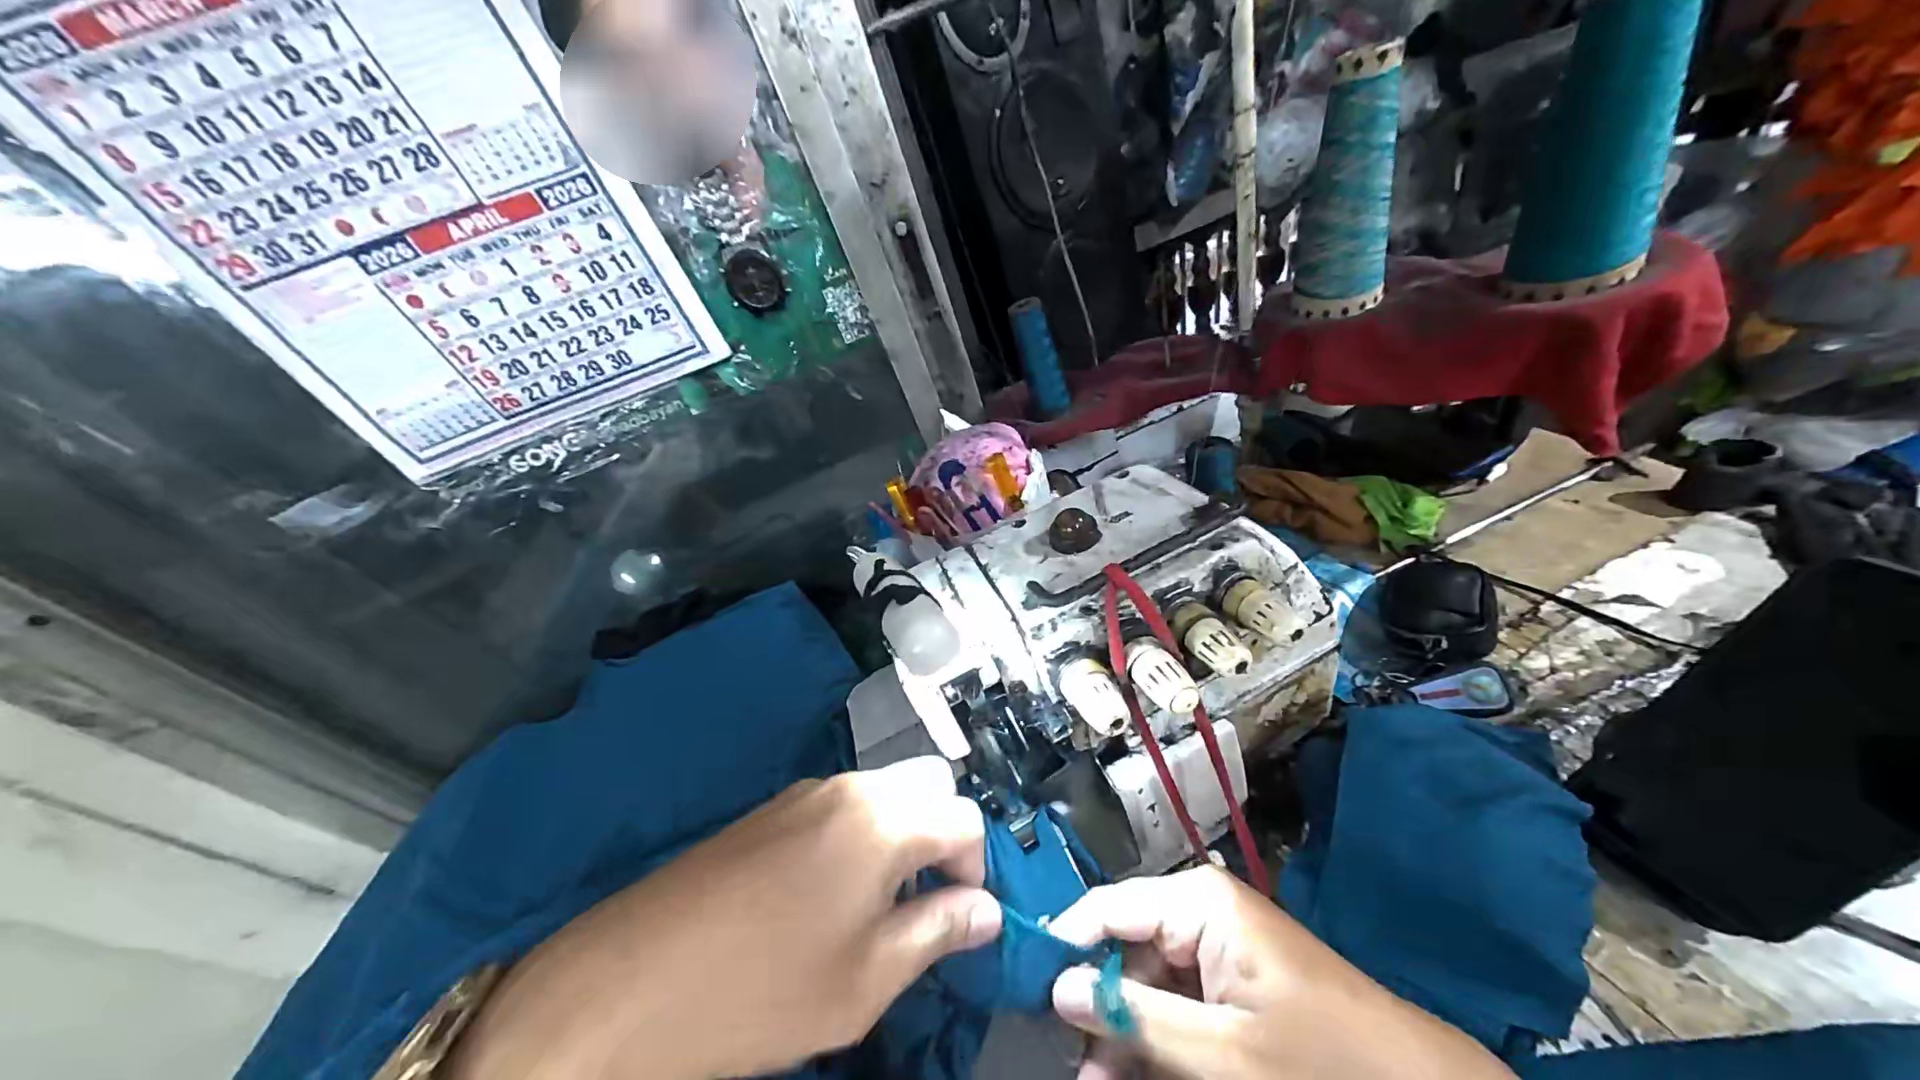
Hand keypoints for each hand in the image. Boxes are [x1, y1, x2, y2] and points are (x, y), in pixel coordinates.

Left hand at [445, 757, 1001, 1079]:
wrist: (628, 984)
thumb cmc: (762, 991)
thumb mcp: (866, 980)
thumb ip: (937, 932)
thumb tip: (986, 911)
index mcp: (880, 820)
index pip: (964, 817)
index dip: (977, 867)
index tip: (960, 917)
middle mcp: (846, 788)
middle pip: (926, 790)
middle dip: (941, 839)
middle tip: (922, 905)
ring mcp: (802, 793)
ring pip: (883, 793)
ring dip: (899, 836)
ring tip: (875, 908)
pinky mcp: (769, 809)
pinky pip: (840, 806)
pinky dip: (859, 836)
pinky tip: (826, 896)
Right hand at [1047, 868, 1517, 1079]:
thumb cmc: (1319, 1062)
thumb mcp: (1221, 1052)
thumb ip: (1134, 1016)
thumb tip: (1055, 989)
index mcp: (1195, 904)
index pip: (1105, 909)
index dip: (1062, 947)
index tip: (1022, 991)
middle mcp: (1198, 912)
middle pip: (1121, 948)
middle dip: (1095, 1005)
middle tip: (1071, 1064)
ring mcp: (1214, 947)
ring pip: (1143, 980)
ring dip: (1121, 1031)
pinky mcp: (1229, 981)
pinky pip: (1175, 1001)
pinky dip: (1153, 1039)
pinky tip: (1132, 1073)